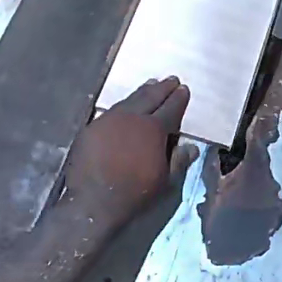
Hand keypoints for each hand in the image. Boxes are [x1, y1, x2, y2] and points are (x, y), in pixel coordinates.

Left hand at [63, 77, 196, 226]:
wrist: (93, 201)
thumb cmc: (135, 194)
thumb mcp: (165, 181)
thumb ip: (178, 161)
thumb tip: (191, 147)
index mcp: (154, 129)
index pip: (170, 108)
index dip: (178, 99)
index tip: (184, 89)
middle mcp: (131, 118)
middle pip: (149, 97)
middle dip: (162, 88)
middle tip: (171, 79)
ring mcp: (108, 121)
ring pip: (129, 100)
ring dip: (142, 92)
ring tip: (150, 84)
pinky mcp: (91, 128)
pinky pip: (111, 110)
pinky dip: (123, 105)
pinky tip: (125, 106)